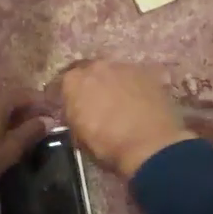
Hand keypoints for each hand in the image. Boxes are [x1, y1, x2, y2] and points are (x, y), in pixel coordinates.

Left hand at [0, 91, 49, 195]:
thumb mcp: (9, 150)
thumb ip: (30, 132)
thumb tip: (48, 120)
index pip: (28, 94)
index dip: (44, 104)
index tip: (57, 115)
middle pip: (10, 97)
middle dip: (27, 109)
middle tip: (42, 124)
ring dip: (10, 113)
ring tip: (22, 129)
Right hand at [60, 61, 195, 176]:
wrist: (149, 146)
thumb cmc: (107, 146)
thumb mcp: (78, 137)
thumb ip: (74, 117)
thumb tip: (78, 113)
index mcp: (73, 81)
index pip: (63, 83)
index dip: (67, 96)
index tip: (71, 107)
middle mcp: (97, 66)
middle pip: (90, 72)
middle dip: (91, 85)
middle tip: (96, 103)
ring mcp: (125, 67)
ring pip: (115, 72)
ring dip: (114, 84)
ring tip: (121, 102)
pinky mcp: (149, 73)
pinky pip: (136, 78)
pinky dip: (135, 87)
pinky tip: (140, 102)